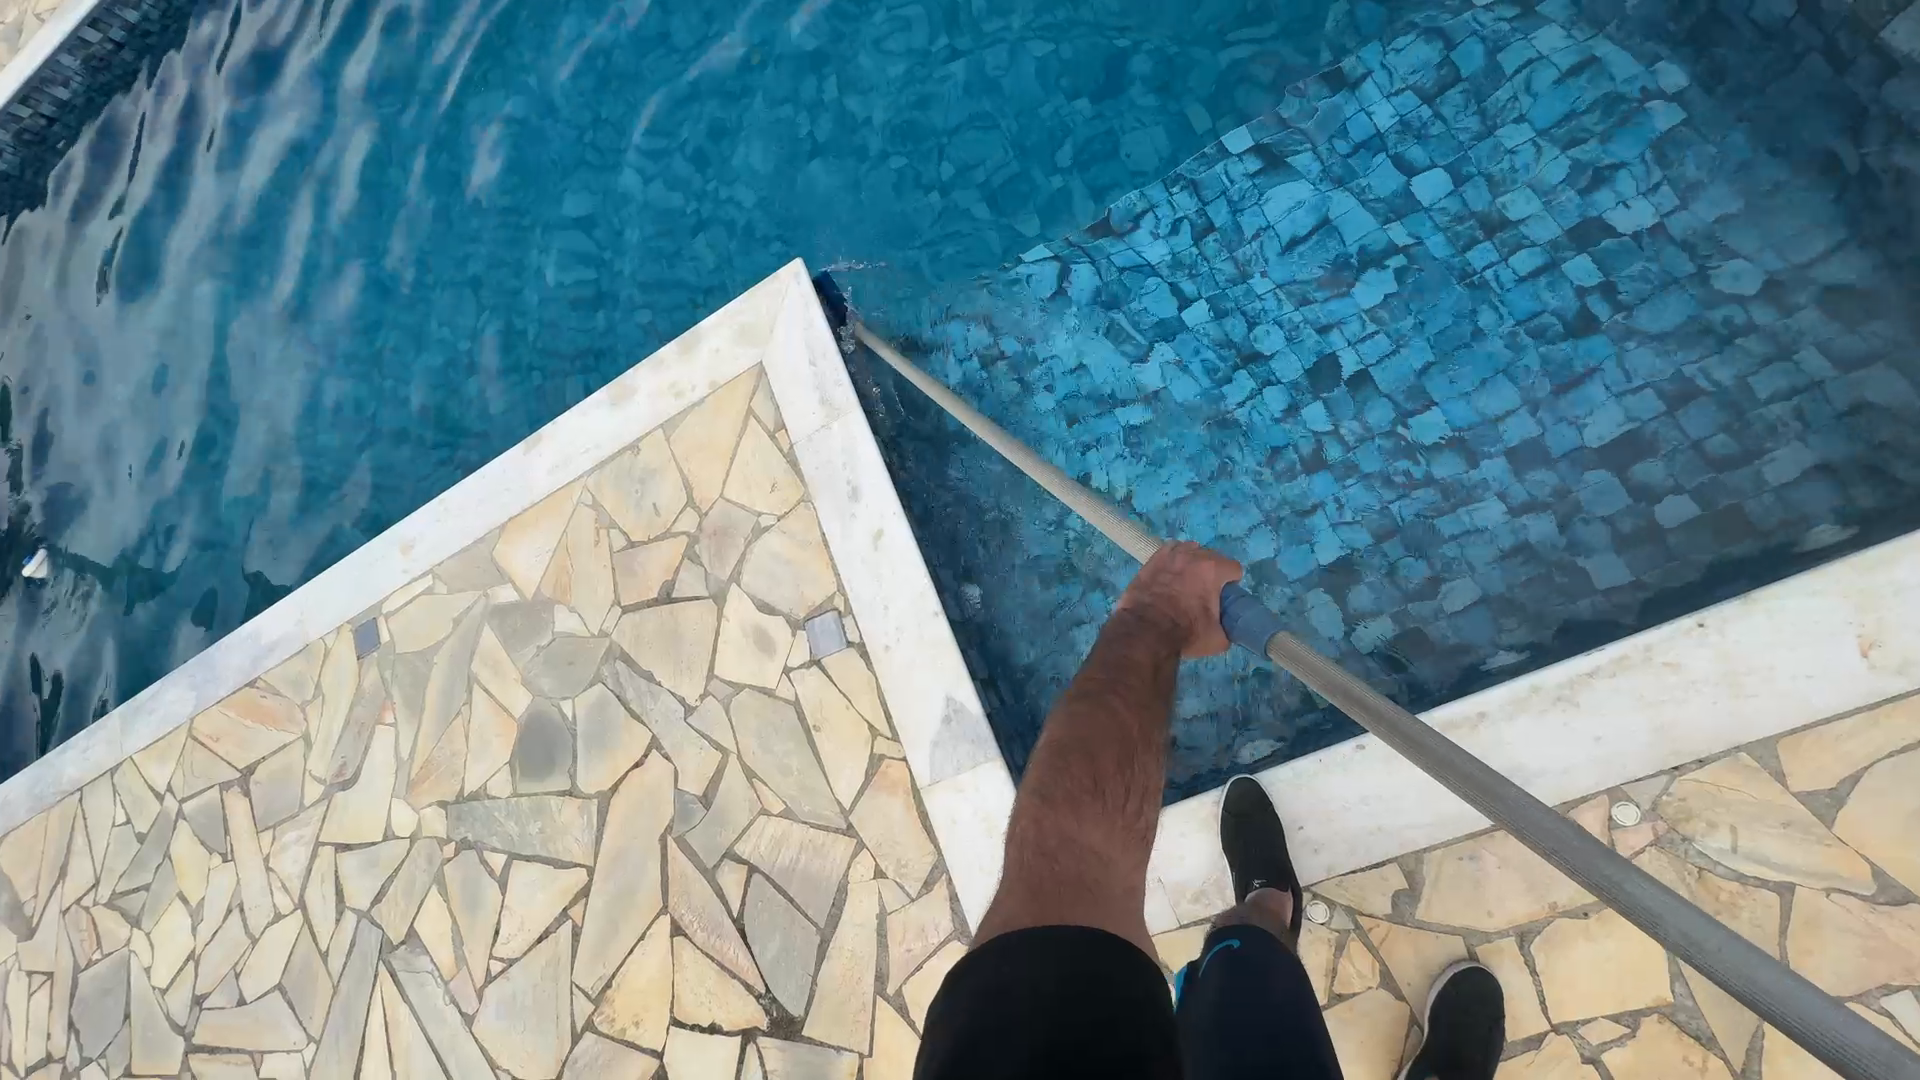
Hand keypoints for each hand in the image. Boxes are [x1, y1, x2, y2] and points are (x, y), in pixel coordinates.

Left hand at [1115, 541, 1242, 657]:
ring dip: (1192, 562)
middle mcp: (1193, 556)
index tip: (1225, 596)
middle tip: (1206, 591)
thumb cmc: (1185, 633)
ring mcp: (1170, 556)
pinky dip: (1173, 559)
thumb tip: (1225, 626)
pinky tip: (1170, 571)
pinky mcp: (1151, 560)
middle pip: (1211, 557)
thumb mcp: (1218, 638)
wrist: (1145, 631)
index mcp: (1213, 570)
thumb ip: (1227, 626)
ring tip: (1187, 580)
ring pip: (1189, 550)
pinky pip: (1168, 551)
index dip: (1232, 583)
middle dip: (1212, 572)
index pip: (1234, 568)